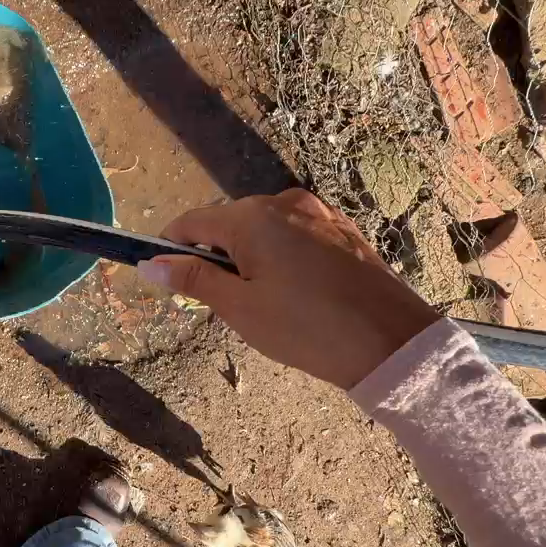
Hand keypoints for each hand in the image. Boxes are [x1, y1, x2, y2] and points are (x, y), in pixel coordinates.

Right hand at [138, 190, 439, 388]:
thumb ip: (194, 280)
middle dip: (213, 254)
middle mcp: (282, 203)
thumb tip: (151, 264)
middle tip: (219, 301)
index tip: (167, 278)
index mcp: (252, 218)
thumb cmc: (306, 329)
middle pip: (227, 222)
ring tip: (261, 299)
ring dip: (247, 254)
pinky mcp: (341, 227)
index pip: (191, 221)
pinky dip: (278, 253)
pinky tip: (293, 288)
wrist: (394, 343)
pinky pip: (292, 232)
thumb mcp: (241, 308)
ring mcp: (317, 212)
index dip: (171, 247)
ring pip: (261, 227)